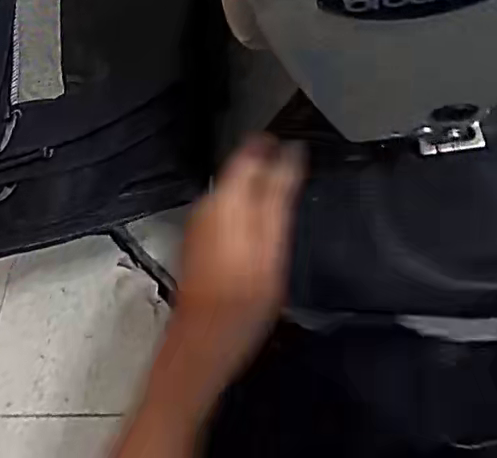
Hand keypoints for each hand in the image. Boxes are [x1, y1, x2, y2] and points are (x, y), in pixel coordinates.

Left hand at [115, 137, 303, 457]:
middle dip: (269, 164)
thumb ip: (279, 196)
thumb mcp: (272, 248)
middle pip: (242, 168)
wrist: (198, 350)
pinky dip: (247, 209)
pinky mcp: (198, 241)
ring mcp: (200, 222)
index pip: (252, 150)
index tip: (299, 147)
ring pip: (235, 188)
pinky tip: (263, 231)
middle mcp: (208, 203)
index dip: (276, 145)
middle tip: (297, 176)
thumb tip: (292, 153)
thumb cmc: (241, 303)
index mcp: (226, 198)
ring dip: (259, 187)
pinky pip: (228, 207)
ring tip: (286, 202)